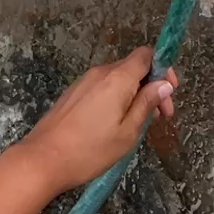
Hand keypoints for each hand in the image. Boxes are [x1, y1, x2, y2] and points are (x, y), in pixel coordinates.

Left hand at [12, 47, 176, 195]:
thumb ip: (146, 104)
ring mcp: (85, 80)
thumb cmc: (90, 149)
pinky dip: (118, 97)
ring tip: (139, 124)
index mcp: (117, 78)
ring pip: (119, 78)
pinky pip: (104, 86)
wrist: (44, 158)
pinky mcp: (75, 91)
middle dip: (151, 87)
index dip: (162, 69)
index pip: (145, 55)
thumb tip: (164, 84)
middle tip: (161, 118)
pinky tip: (117, 123)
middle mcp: (101, 72)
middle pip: (133, 67)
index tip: (169, 94)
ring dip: (135, 94)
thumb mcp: (127, 132)